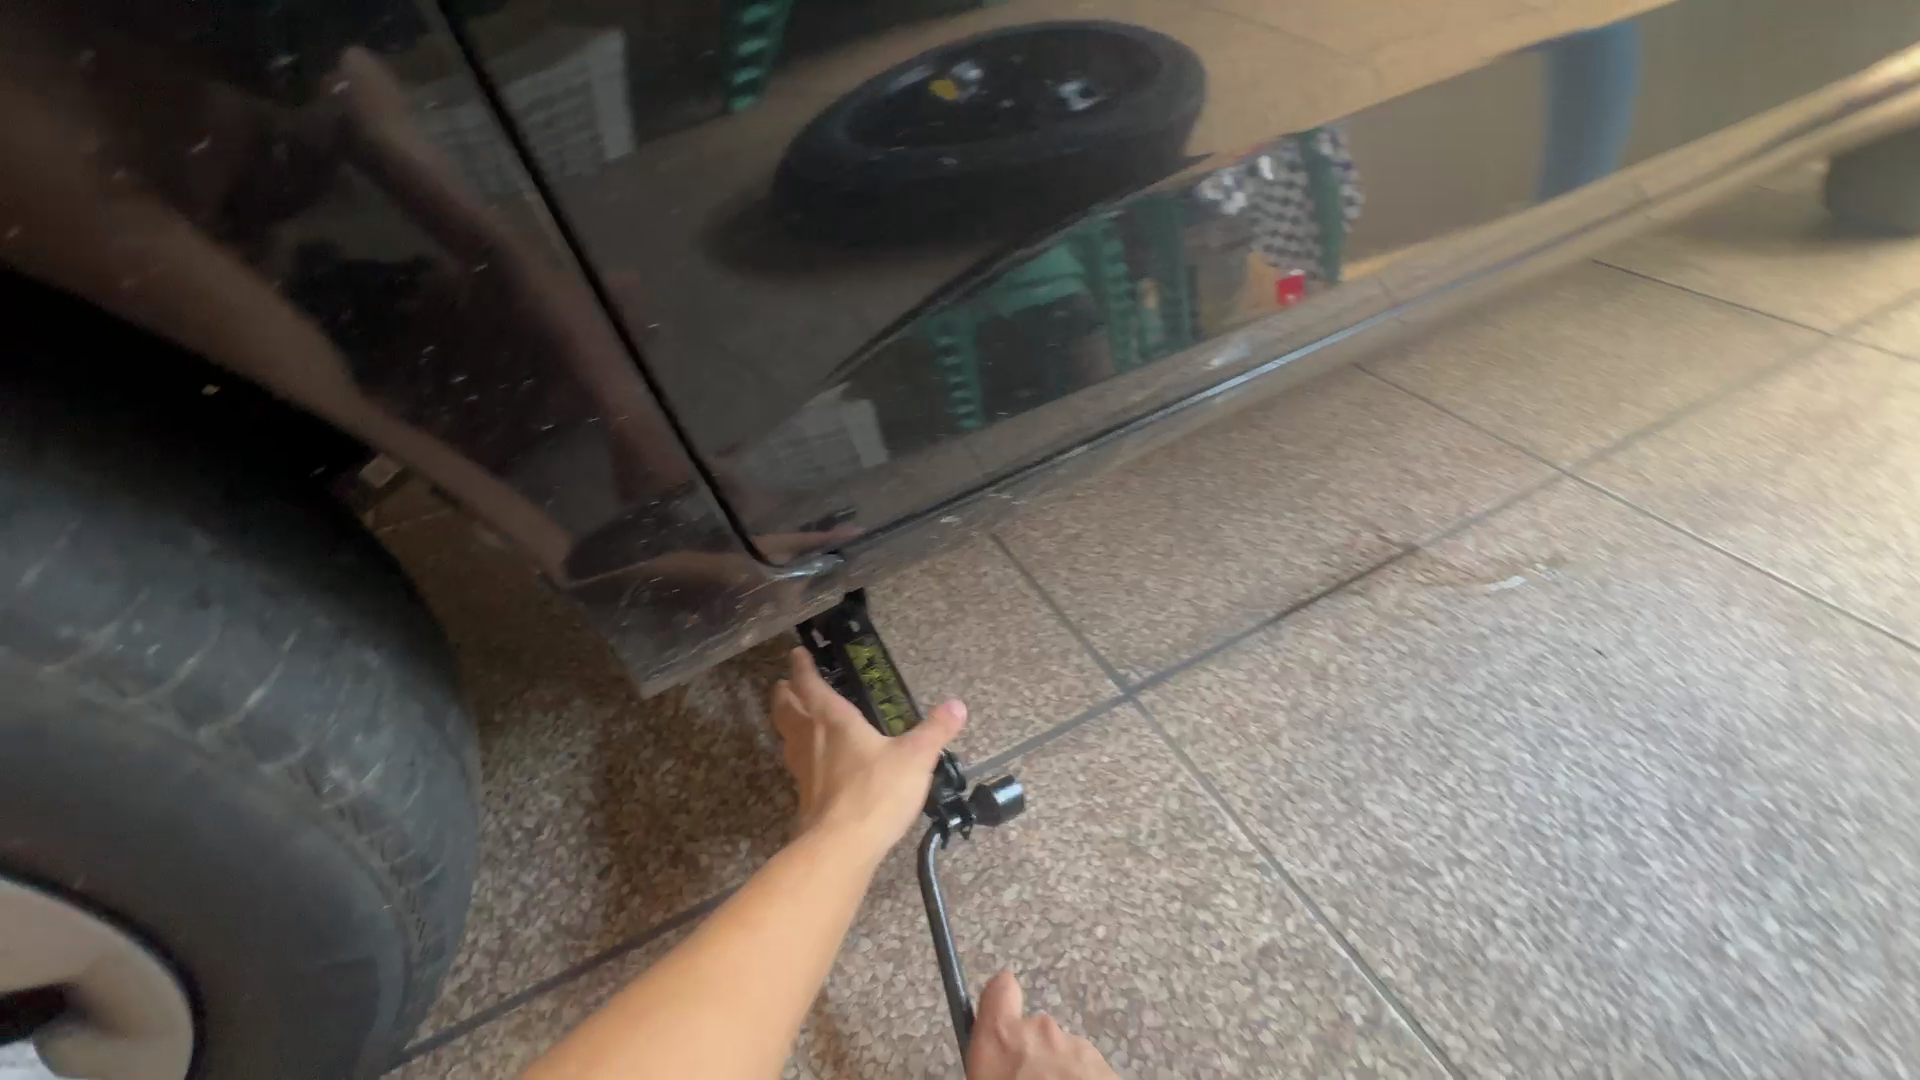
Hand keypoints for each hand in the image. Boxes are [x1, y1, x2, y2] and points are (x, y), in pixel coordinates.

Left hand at [769, 647, 965, 854]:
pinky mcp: (805, 797)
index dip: (801, 668)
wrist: (841, 846)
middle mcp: (810, 739)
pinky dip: (799, 753)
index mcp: (833, 720)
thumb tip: (957, 706)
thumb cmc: (876, 792)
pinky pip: (797, 765)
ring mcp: (803, 770)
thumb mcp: (915, 758)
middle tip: (785, 685)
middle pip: (787, 710)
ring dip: (788, 723)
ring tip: (796, 718)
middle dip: (785, 694)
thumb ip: (935, 730)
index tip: (797, 653)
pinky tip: (814, 763)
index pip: (810, 685)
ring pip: (787, 737)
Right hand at [968, 972, 1117, 1079]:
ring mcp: (1077, 1047)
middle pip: (1033, 1032)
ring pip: (1062, 1055)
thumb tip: (995, 1073)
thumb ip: (989, 1071)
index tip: (998, 1031)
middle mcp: (1039, 1031)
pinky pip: (1087, 1071)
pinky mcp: (1107, 1067)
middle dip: (1032, 1060)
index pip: (1000, 988)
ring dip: (1058, 1077)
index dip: (1000, 1003)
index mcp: (1001, 1039)